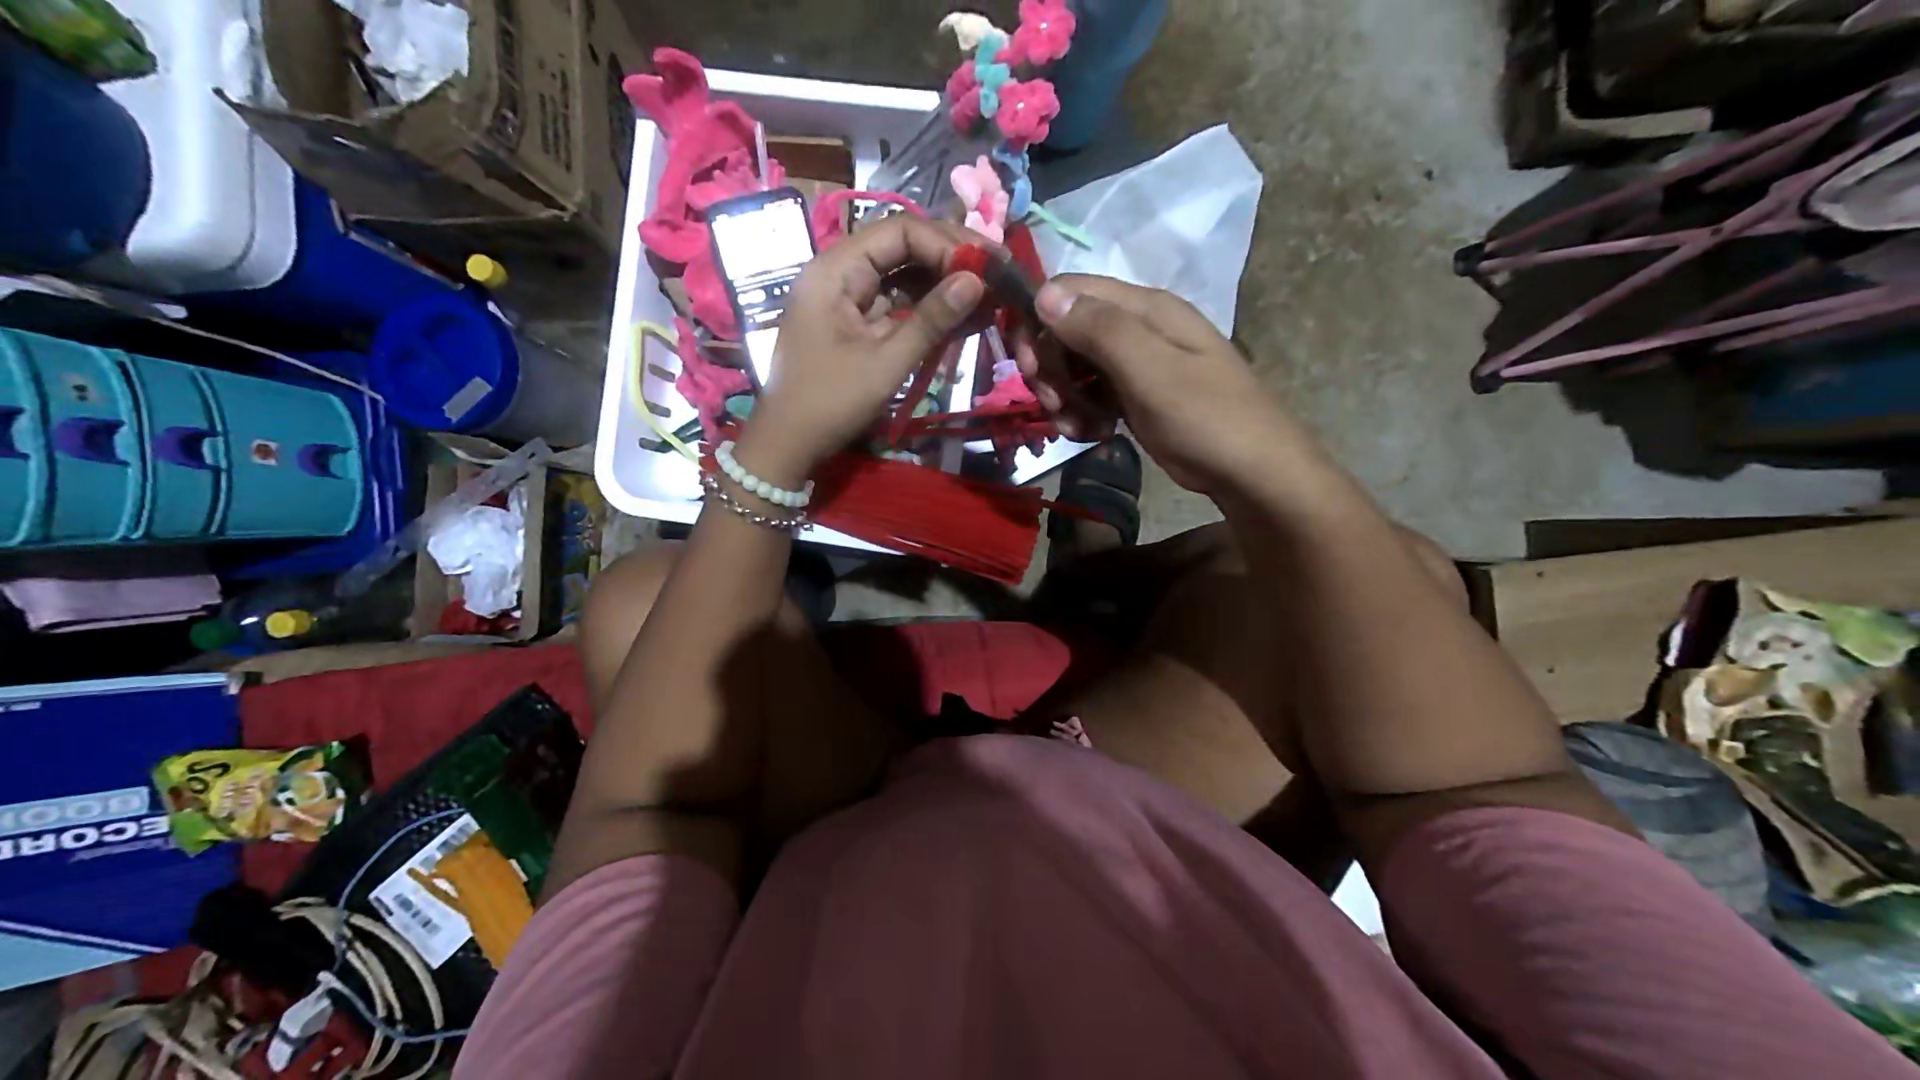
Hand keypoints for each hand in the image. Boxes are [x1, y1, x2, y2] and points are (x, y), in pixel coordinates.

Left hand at [735, 217, 983, 485]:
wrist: (789, 444)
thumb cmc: (830, 402)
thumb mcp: (885, 362)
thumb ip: (931, 320)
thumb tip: (977, 281)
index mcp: (836, 269)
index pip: (899, 231)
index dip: (946, 243)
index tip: (984, 268)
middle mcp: (841, 273)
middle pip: (904, 248)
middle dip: (951, 260)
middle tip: (998, 273)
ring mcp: (849, 298)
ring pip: (905, 276)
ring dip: (946, 285)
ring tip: (991, 296)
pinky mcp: (859, 323)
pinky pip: (899, 304)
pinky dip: (931, 310)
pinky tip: (966, 315)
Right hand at [1018, 275, 1288, 494]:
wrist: (1252, 472)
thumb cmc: (1206, 418)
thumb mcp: (1151, 371)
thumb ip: (1100, 329)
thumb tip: (1044, 294)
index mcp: (1144, 308)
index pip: (1068, 291)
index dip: (1039, 323)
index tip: (1028, 367)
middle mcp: (1138, 327)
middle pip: (1066, 330)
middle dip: (1049, 368)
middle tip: (1053, 403)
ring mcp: (1137, 363)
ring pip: (1075, 366)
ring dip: (1063, 397)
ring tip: (1076, 427)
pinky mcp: (1135, 395)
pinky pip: (1092, 393)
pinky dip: (1082, 413)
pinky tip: (1092, 434)